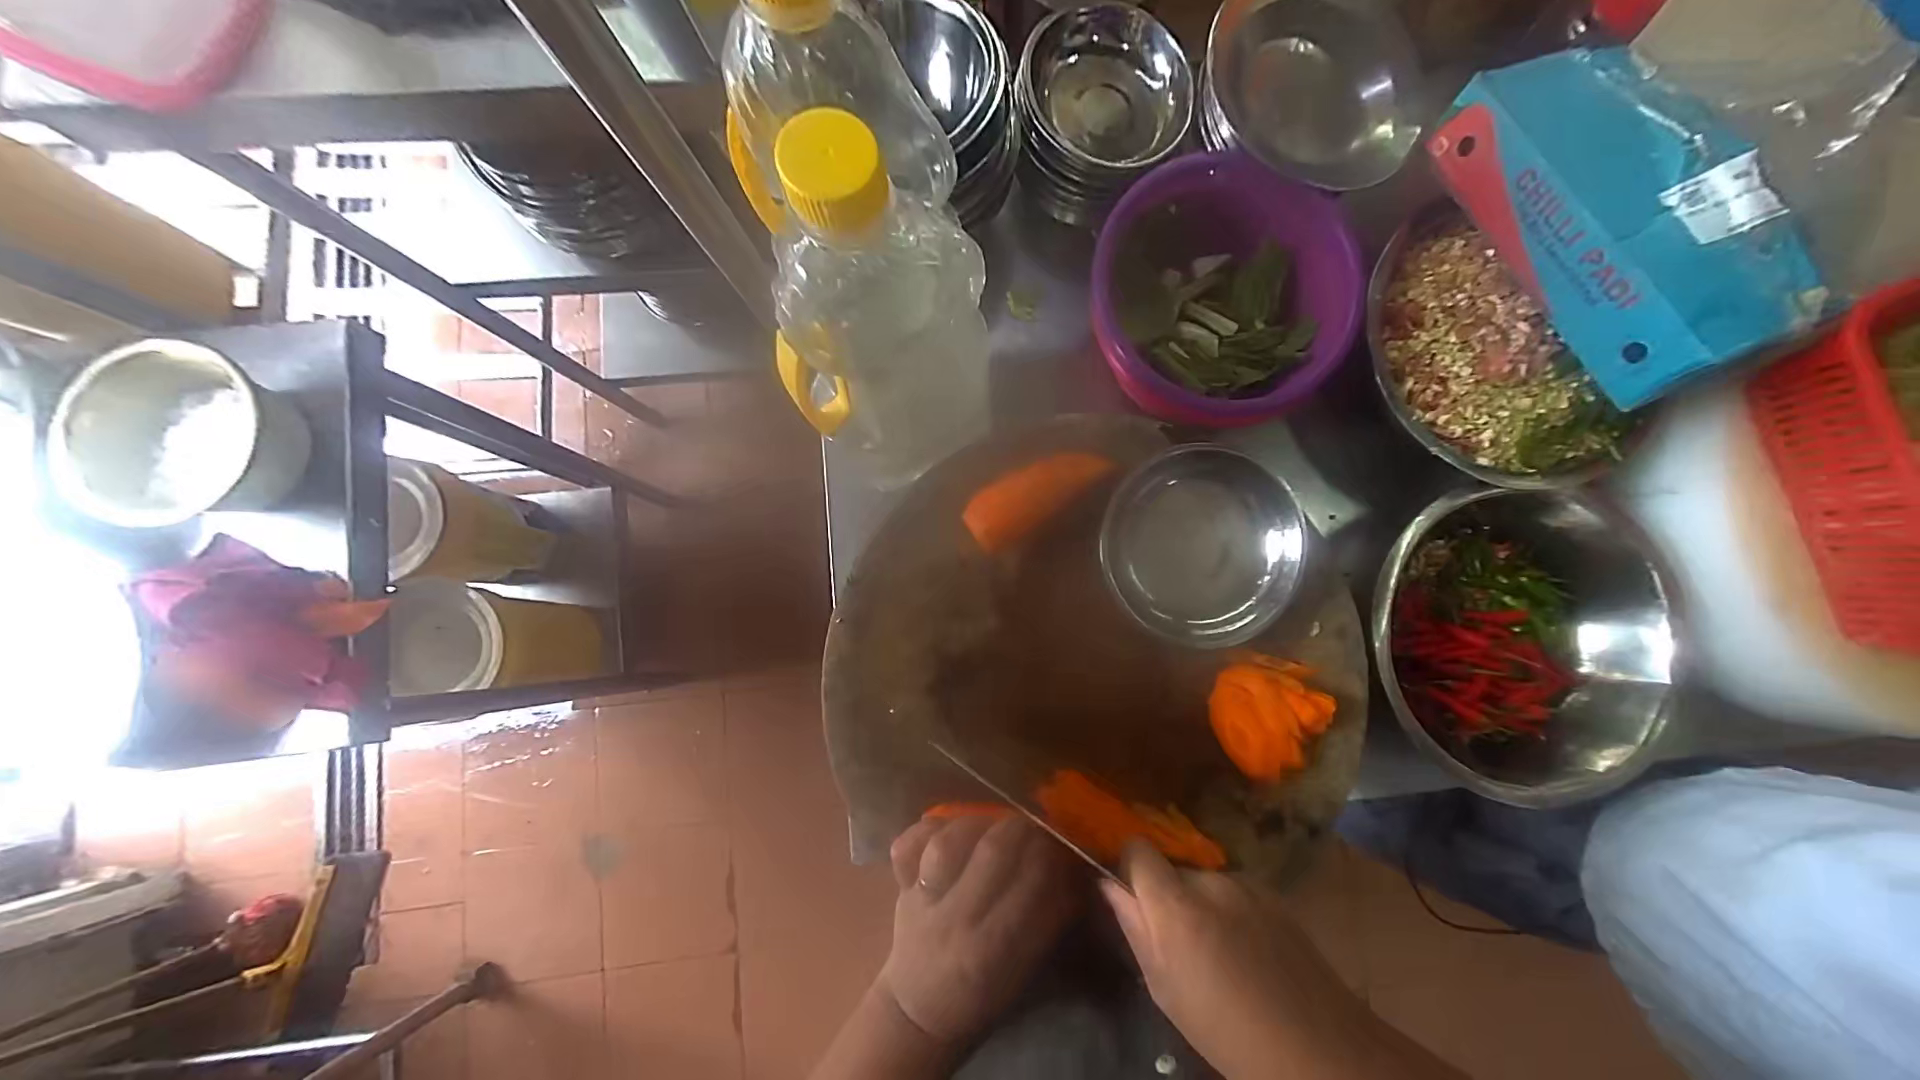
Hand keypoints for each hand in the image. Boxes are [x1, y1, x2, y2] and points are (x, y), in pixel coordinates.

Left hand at [877, 814, 1080, 1045]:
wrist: (920, 1011)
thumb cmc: (984, 992)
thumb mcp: (1024, 969)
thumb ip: (1049, 921)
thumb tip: (1076, 872)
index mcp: (993, 951)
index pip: (1032, 888)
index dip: (1054, 858)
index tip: (1066, 845)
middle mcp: (956, 922)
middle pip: (992, 854)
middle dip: (1023, 830)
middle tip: (1037, 825)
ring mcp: (922, 903)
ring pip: (948, 843)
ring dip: (978, 823)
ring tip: (994, 823)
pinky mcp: (901, 889)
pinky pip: (907, 846)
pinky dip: (926, 829)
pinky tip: (946, 828)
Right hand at [1102, 843, 1461, 1079]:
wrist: (1322, 1051)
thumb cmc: (1228, 1032)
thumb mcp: (1164, 989)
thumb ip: (1134, 928)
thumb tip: (1109, 886)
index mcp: (1176, 905)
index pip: (1137, 848)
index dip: (1128, 866)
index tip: (1130, 896)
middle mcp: (1210, 881)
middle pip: (1172, 867)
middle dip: (1166, 893)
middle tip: (1177, 942)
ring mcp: (1247, 885)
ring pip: (1204, 880)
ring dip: (1200, 903)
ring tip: (1218, 954)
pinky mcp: (1275, 896)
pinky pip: (1234, 891)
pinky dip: (1230, 911)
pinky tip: (1247, 954)